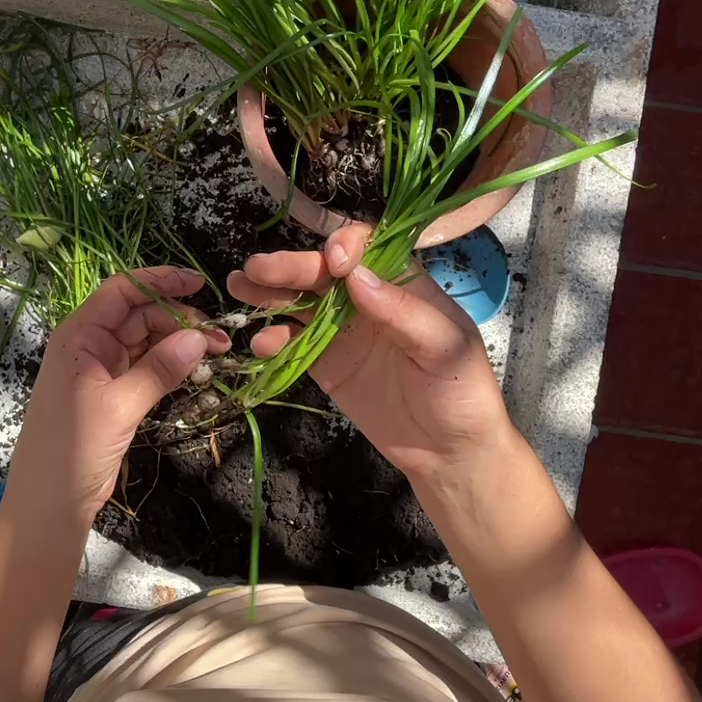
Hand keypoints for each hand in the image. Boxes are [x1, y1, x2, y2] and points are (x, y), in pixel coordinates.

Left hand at [9, 267, 230, 523]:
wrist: (49, 502)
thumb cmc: (72, 448)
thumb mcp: (119, 406)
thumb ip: (159, 369)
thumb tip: (200, 338)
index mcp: (79, 335)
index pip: (122, 291)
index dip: (160, 282)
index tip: (200, 284)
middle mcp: (89, 344)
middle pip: (139, 315)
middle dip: (178, 319)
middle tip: (218, 337)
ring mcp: (100, 369)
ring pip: (145, 341)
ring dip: (178, 343)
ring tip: (216, 353)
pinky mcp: (112, 393)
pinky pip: (145, 366)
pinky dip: (169, 365)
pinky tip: (195, 370)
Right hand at [228, 224, 512, 476]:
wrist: (450, 455)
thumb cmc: (462, 393)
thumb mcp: (444, 348)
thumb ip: (402, 311)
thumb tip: (355, 276)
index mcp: (402, 284)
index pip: (366, 247)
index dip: (344, 246)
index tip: (332, 264)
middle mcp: (366, 300)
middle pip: (321, 272)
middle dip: (289, 267)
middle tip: (255, 269)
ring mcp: (342, 331)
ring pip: (300, 302)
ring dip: (269, 294)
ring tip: (239, 288)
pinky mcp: (325, 364)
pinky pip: (293, 343)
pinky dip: (273, 340)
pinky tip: (260, 343)